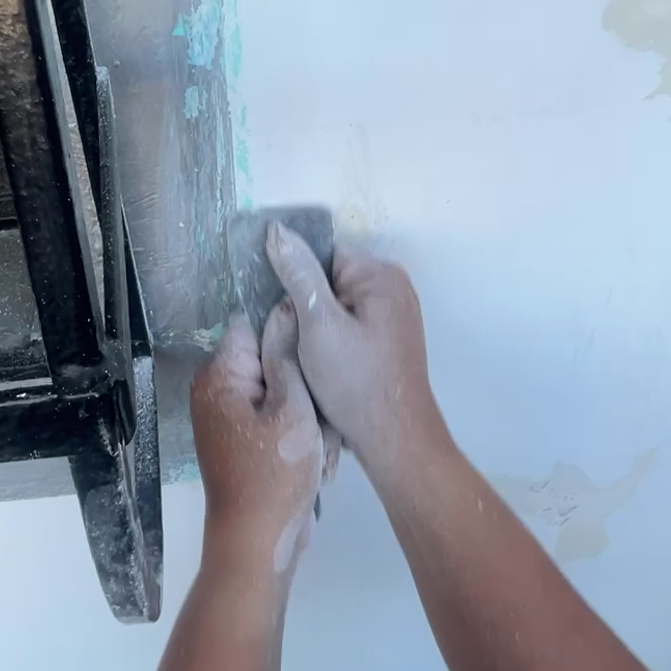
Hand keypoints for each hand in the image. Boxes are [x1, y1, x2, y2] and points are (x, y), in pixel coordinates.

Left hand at [190, 306, 325, 576]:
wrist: (260, 545)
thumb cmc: (275, 474)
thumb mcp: (291, 408)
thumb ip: (286, 355)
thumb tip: (284, 306)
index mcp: (219, 376)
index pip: (252, 326)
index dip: (286, 329)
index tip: (318, 343)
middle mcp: (217, 390)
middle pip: (268, 359)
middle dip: (301, 381)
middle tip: (324, 412)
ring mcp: (230, 416)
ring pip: (280, 390)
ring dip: (306, 412)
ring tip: (322, 442)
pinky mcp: (245, 439)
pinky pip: (276, 417)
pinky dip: (298, 432)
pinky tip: (317, 456)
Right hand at [266, 224, 442, 472]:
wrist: (394, 441)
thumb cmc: (356, 382)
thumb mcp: (318, 324)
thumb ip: (297, 274)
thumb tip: (276, 229)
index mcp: (381, 275)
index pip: (321, 258)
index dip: (298, 285)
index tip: (288, 318)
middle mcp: (393, 287)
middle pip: (327, 282)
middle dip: (306, 309)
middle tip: (298, 343)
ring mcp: (393, 315)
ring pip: (334, 307)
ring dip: (316, 329)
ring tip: (311, 359)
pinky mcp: (389, 340)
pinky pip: (347, 327)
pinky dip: (331, 342)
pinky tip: (325, 367)